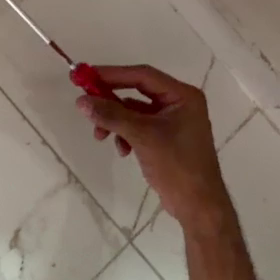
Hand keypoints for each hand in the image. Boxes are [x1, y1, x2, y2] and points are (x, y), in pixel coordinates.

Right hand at [75, 66, 236, 236]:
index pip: (142, 75)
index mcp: (182, 95)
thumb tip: (81, 101)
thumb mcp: (142, 136)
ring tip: (101, 136)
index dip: (113, 74)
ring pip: (135, 112)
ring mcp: (173, 122)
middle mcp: (179, 103)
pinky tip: (122, 150)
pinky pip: (139, 127)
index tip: (86, 76)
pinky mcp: (166, 139)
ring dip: (116, 122)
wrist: (198, 205)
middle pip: (137, 92)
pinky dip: (126, 135)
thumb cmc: (176, 164)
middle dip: (111, 102)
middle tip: (86, 103)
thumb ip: (112, 115)